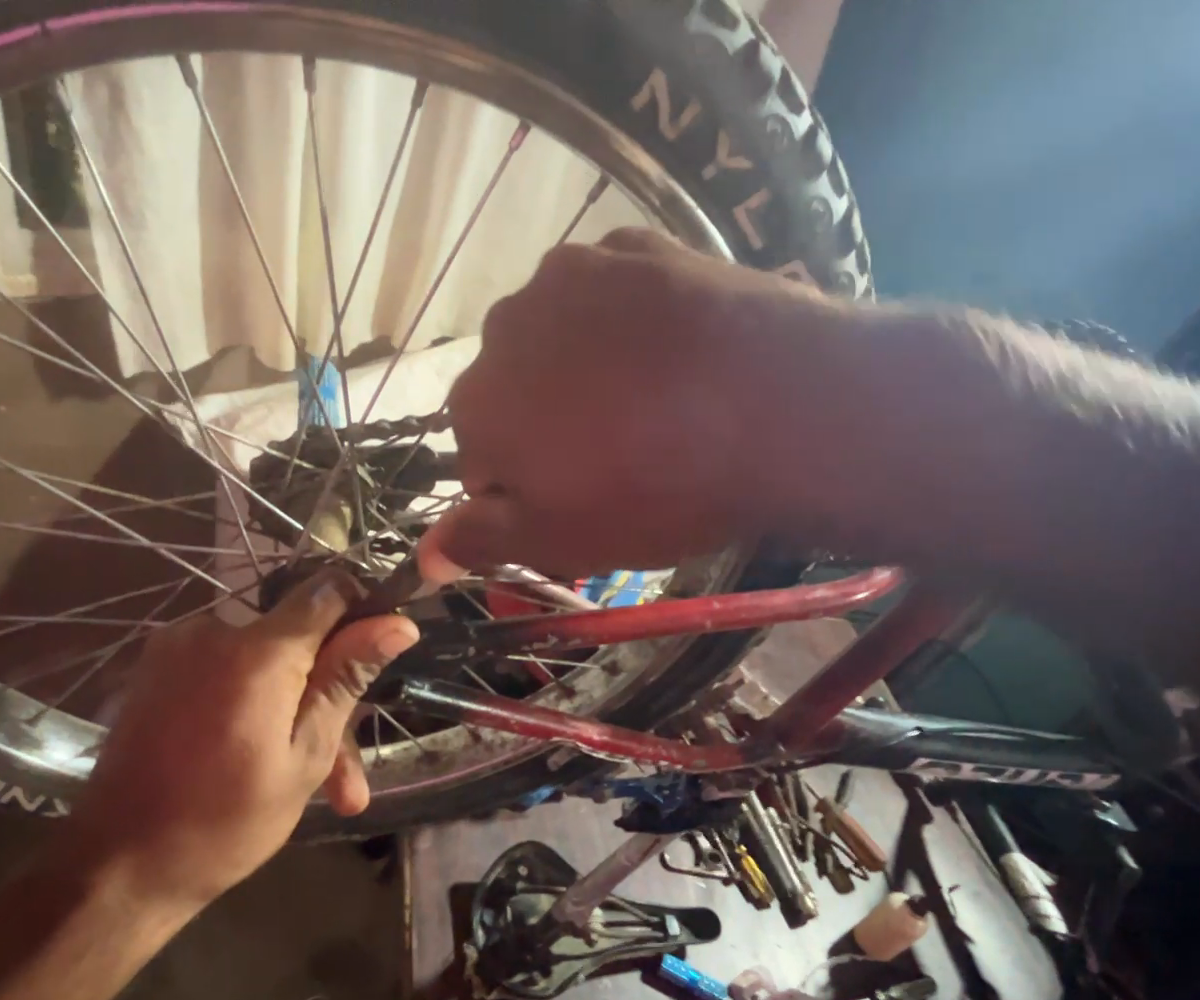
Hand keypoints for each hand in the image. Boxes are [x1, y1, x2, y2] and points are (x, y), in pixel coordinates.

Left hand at [62, 571, 418, 903]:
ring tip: (312, 785)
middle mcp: (214, 628)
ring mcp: (177, 645)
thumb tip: (399, 624)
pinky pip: (226, 668)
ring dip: (291, 708)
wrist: (115, 867)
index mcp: (257, 650)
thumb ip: (346, 680)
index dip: (361, 613)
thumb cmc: (224, 824)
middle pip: (297, 636)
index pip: (328, 589)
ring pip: (264, 659)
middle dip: (327, 692)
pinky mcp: (157, 666)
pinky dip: (251, 702)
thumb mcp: (304, 756)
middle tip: (343, 776)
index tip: (376, 660)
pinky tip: (260, 757)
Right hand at [421, 228, 871, 579]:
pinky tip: (679, 349)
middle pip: (515, 387)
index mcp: (475, 404)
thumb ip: (482, 540)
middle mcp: (503, 328)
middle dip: (549, 418)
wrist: (779, 406)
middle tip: (623, 453)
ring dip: (586, 362)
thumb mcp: (562, 539)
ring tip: (656, 399)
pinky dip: (632, 318)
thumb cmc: (657, 490)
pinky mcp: (634, 244)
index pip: (480, 456)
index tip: (581, 501)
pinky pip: (615, 292)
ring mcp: (570, 275)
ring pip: (560, 333)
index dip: (529, 486)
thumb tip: (420, 556)